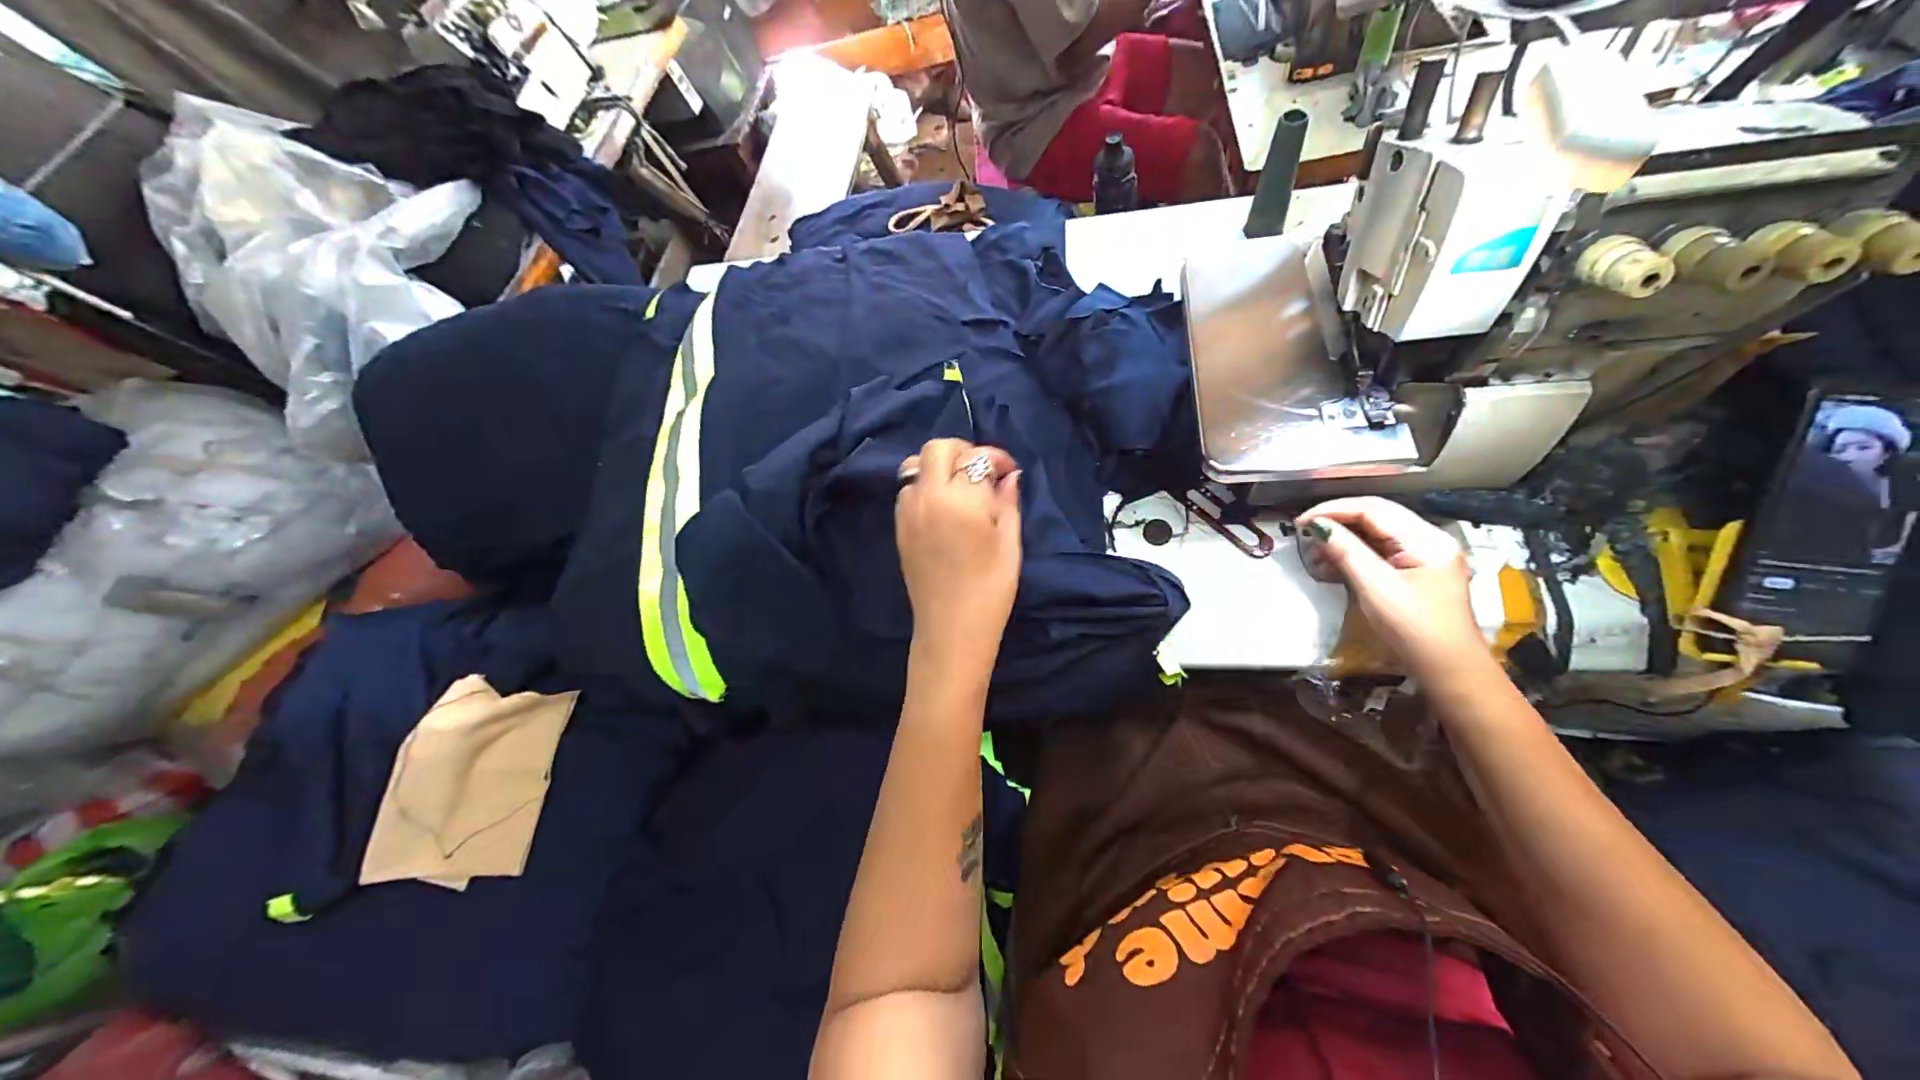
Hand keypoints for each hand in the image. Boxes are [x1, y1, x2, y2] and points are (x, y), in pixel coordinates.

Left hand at [895, 439, 1022, 675]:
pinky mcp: (899, 527)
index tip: (1008, 472)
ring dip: (939, 467)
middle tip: (982, 472)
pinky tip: (944, 506)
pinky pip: (908, 489)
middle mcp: (928, 498)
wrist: (951, 629)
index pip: (975, 457)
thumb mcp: (1009, 544)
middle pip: (937, 448)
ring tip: (960, 488)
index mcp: (961, 501)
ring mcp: (908, 512)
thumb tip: (1008, 476)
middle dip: (962, 451)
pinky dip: (925, 485)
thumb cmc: (990, 590)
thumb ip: (1007, 502)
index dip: (996, 458)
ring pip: (916, 465)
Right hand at [1296, 497, 1487, 679]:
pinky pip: (1381, 550)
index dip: (1334, 510)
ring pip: (1377, 533)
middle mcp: (1429, 540)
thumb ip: (1347, 552)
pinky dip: (1355, 553)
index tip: (1301, 522)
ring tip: (1315, 552)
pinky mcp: (1416, 571)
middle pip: (1376, 516)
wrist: (1448, 670)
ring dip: (1344, 538)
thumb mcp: (1375, 589)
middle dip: (1337, 521)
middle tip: (1305, 533)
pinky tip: (1333, 563)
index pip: (1373, 509)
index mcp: (1426, 540)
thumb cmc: (1414, 630)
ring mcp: (1425, 556)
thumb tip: (1317, 526)